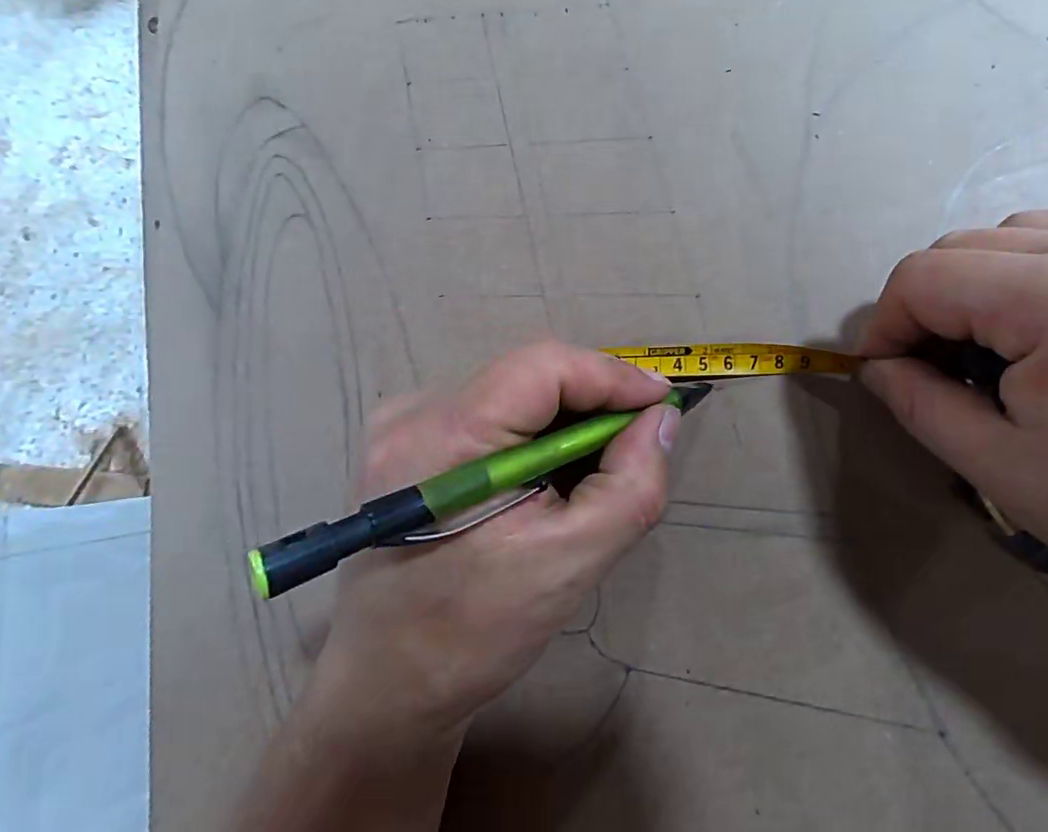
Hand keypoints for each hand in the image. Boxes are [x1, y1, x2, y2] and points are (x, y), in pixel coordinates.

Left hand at [238, 342, 676, 831]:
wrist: (387, 682)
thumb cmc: (476, 632)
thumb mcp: (570, 564)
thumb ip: (631, 485)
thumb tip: (660, 418)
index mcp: (444, 436)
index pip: (542, 366)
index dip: (609, 375)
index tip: (661, 402)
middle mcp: (412, 412)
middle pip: (525, 376)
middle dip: (590, 401)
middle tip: (634, 440)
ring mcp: (399, 423)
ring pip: (508, 392)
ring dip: (560, 421)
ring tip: (588, 470)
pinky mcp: (401, 439)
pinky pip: (483, 412)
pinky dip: (526, 434)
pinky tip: (539, 480)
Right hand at [855, 211, 1047, 778]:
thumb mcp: (1020, 479)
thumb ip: (925, 409)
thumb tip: (881, 368)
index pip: (925, 275)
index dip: (886, 322)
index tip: (885, 370)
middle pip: (972, 243)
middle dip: (934, 302)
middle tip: (945, 369)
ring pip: (1036, 232)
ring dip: (994, 284)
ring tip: (1016, 354)